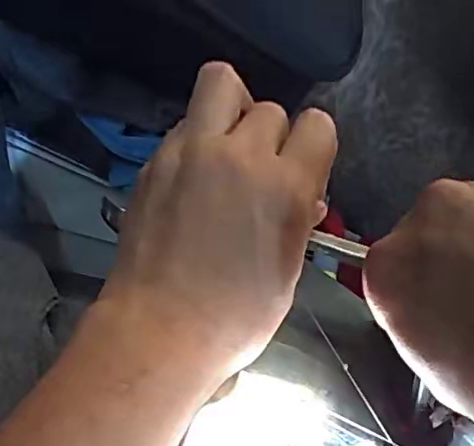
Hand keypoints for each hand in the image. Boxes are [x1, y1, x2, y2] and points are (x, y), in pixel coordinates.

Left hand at [98, 62, 337, 378]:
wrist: (160, 333)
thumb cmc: (229, 324)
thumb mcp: (284, 279)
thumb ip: (295, 225)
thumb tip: (302, 201)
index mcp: (284, 190)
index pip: (317, 127)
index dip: (312, 151)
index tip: (302, 174)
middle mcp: (240, 158)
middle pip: (270, 110)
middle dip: (271, 140)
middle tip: (260, 177)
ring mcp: (191, 154)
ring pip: (220, 85)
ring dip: (231, 110)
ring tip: (226, 153)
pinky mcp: (155, 164)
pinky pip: (183, 126)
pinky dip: (194, 142)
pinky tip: (192, 183)